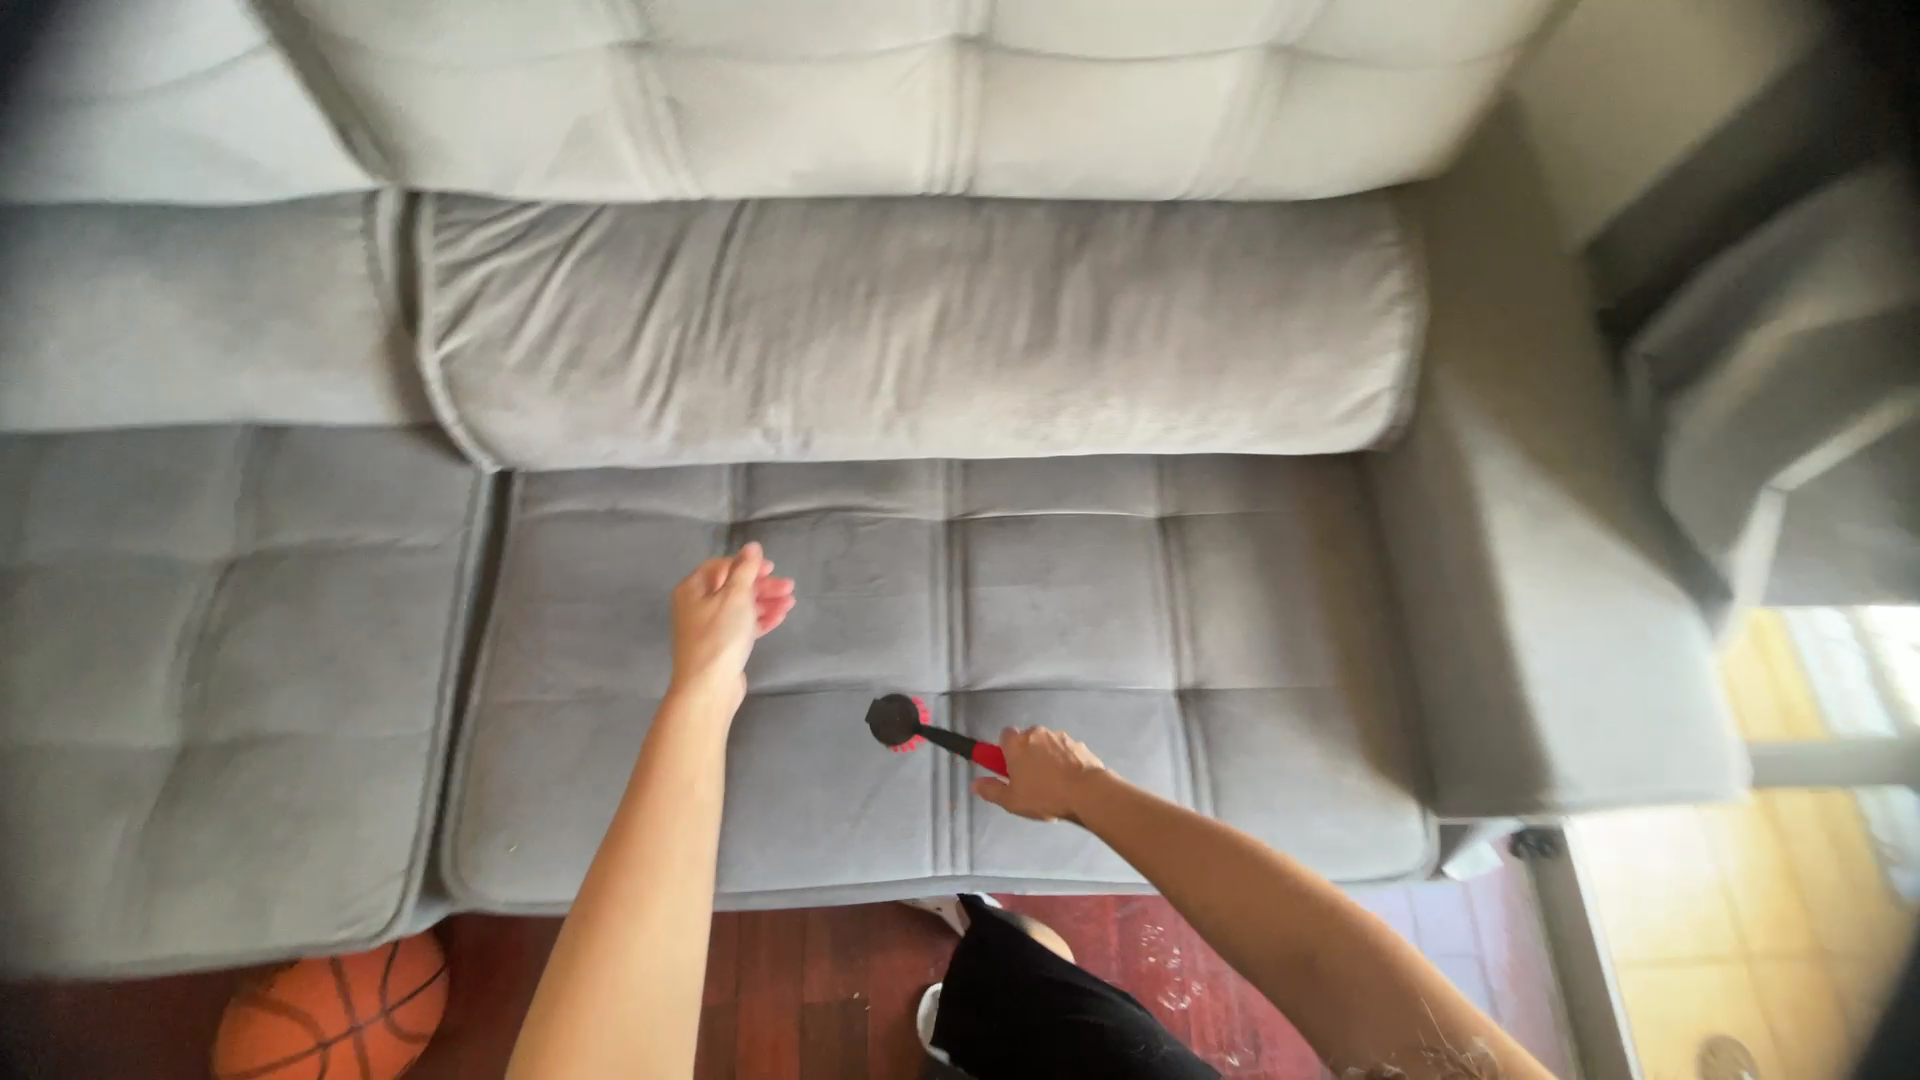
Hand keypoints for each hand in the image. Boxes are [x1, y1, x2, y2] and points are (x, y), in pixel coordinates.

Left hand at [669, 542, 795, 699]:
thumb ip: (746, 569)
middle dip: (762, 585)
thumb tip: (752, 546)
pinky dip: (760, 619)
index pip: (721, 566)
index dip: (747, 564)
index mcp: (693, 588)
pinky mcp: (721, 645)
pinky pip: (743, 625)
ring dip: (765, 602)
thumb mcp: (735, 595)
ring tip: (790, 603)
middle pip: (733, 586)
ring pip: (740, 606)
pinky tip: (780, 617)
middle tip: (788, 587)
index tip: (771, 568)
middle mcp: (697, 605)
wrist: (708, 686)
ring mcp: (709, 627)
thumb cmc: (720, 634)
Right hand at [970, 726, 1109, 822]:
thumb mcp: (1012, 800)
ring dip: (1047, 757)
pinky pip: (1065, 751)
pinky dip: (1065, 761)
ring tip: (1053, 784)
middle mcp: (1036, 733)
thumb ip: (991, 790)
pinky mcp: (1078, 743)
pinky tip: (1069, 781)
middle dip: (1027, 754)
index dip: (1005, 751)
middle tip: (1030, 779)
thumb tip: (974, 784)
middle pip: (1026, 739)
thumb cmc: (1044, 795)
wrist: (1087, 792)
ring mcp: (1059, 736)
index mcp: (1016, 743)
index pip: (1004, 735)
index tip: (1010, 768)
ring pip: (1047, 745)